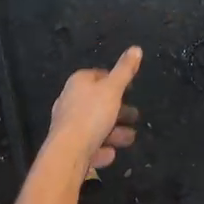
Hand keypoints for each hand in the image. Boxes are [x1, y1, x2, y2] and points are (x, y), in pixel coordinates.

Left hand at [44, 46, 142, 170]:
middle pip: (98, 103)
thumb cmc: (91, 115)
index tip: (130, 90)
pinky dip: (100, 148)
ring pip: (94, 126)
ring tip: (130, 138)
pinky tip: (110, 154)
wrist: (67, 154)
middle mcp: (69, 101)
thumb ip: (125, 70)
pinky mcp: (68, 148)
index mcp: (78, 83)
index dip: (115, 81)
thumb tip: (136, 48)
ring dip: (114, 132)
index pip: (98, 76)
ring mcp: (67, 126)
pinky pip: (88, 145)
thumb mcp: (113, 89)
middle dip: (118, 110)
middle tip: (134, 116)